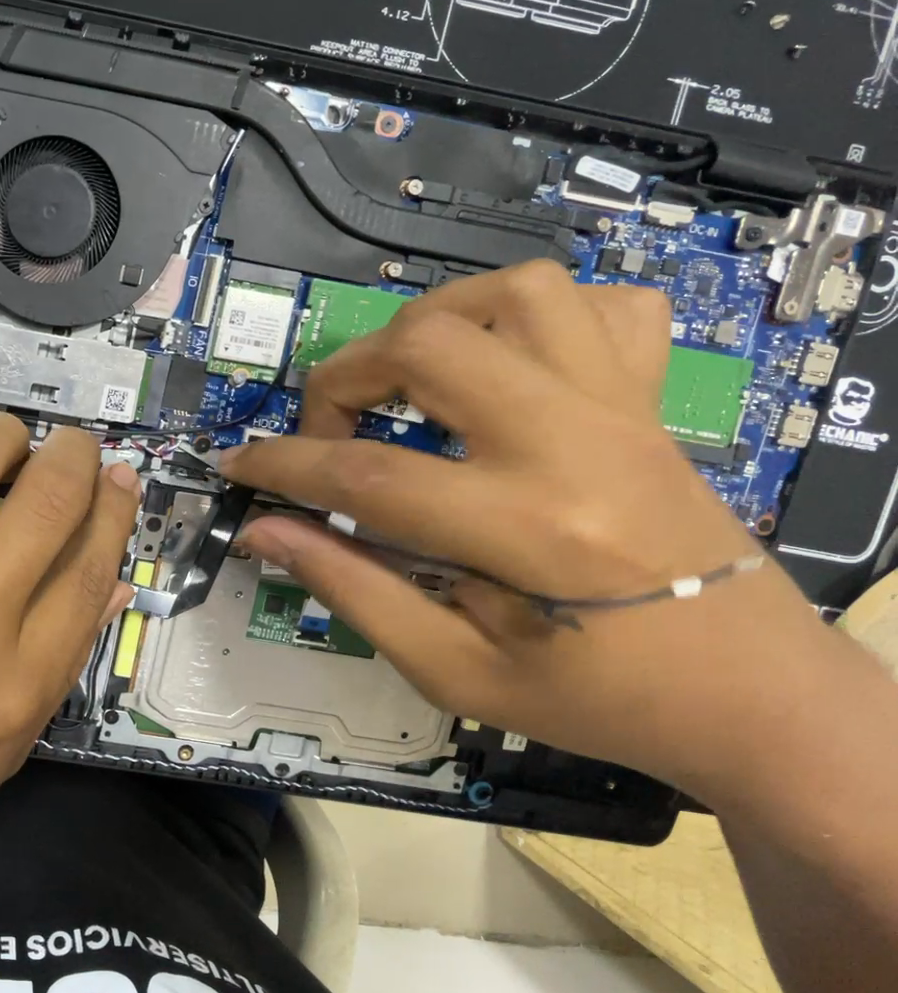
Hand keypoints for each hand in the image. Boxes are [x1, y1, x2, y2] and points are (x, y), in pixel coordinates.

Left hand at [0, 414, 140, 907]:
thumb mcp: (4, 747)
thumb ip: (61, 664)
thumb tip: (114, 581)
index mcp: (18, 681)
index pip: (91, 567)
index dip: (115, 508)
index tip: (118, 477)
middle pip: (46, 505)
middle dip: (72, 456)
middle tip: (67, 447)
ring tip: (2, 439)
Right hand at [217, 261, 890, 801]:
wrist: (759, 696)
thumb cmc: (600, 700)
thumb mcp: (455, 672)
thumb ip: (352, 591)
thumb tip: (265, 532)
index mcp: (525, 529)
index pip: (368, 474)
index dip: (281, 466)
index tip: (234, 464)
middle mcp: (574, 443)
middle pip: (429, 346)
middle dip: (343, 378)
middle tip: (327, 434)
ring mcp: (622, 410)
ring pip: (518, 292)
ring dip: (433, 321)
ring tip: (400, 378)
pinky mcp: (651, 402)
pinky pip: (605, 305)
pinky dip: (533, 316)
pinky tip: (497, 365)